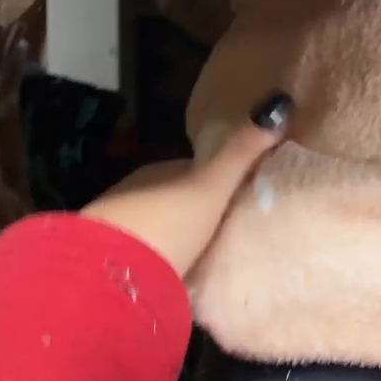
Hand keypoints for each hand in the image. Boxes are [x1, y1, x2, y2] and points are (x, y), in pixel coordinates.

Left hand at [81, 92, 293, 277]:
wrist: (108, 275)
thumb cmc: (168, 222)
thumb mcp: (213, 186)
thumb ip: (241, 151)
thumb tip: (277, 105)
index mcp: (158, 171)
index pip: (195, 168)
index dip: (221, 177)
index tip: (244, 193)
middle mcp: (131, 191)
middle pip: (176, 195)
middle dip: (200, 207)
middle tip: (231, 224)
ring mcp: (113, 226)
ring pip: (158, 223)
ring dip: (178, 233)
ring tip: (208, 250)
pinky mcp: (103, 259)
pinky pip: (143, 250)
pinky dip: (161, 255)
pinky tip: (178, 269)